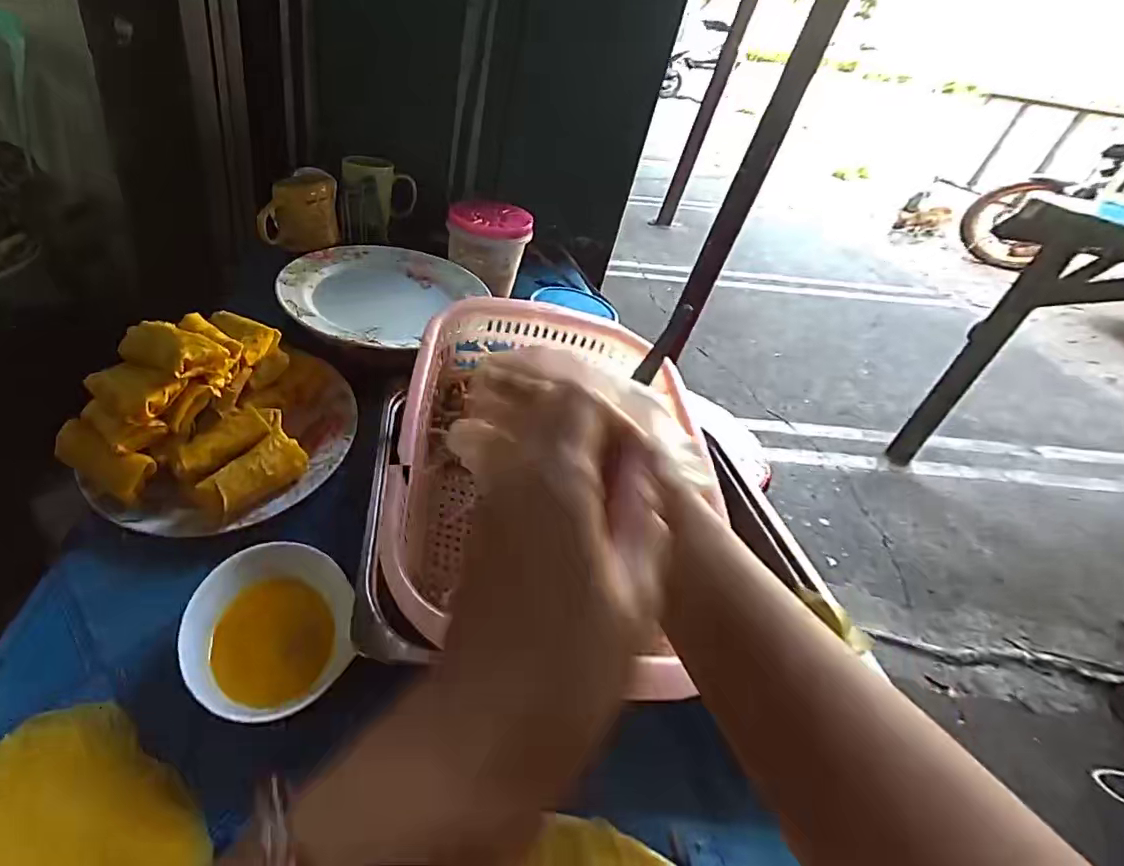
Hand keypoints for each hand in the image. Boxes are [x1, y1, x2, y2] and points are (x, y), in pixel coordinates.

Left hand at [443, 348, 669, 686]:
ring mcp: (487, 502)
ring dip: (569, 457)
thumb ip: (641, 515)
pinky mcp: (478, 531)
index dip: (612, 409)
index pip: (576, 402)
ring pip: (531, 450)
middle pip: (547, 419)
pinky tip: (576, 524)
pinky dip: (547, 485)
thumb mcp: (634, 593)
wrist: (485, 720)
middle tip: (632, 466)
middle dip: (590, 429)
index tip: (642, 438)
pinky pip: (517, 484)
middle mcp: (512, 476)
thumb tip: (645, 465)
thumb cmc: (572, 666)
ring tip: (612, 496)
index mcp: (554, 479)